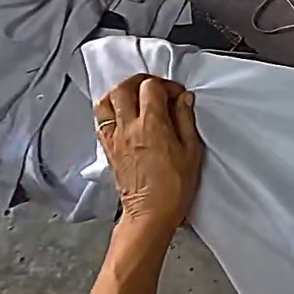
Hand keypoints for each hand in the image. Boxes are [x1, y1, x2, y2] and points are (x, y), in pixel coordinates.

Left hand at [95, 74, 202, 234]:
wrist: (150, 211)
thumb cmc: (175, 184)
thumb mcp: (192, 149)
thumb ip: (185, 119)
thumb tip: (184, 99)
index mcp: (152, 126)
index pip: (151, 87)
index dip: (166, 85)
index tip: (178, 95)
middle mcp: (128, 128)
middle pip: (123, 88)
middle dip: (141, 82)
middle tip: (156, 89)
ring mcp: (114, 138)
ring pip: (105, 102)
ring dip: (121, 94)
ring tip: (137, 99)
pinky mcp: (107, 149)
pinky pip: (101, 120)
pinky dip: (112, 111)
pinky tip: (126, 117)